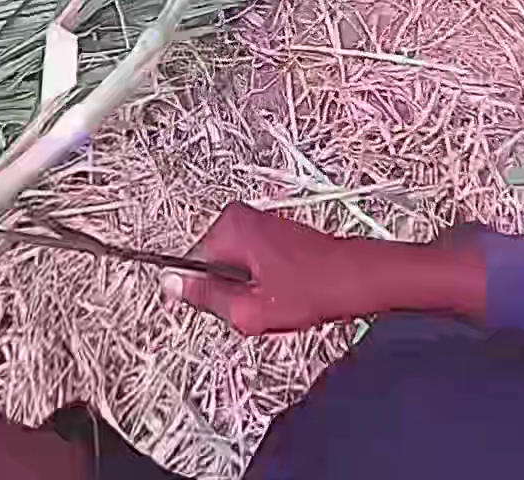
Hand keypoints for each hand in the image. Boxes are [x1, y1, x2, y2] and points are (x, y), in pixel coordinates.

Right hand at [162, 203, 485, 334]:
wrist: (353, 277)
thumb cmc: (309, 288)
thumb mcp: (249, 308)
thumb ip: (206, 296)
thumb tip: (170, 285)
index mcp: (229, 226)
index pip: (192, 265)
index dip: (207, 295)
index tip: (230, 307)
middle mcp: (238, 216)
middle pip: (212, 265)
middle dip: (229, 291)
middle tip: (257, 305)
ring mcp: (254, 221)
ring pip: (231, 267)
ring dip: (246, 288)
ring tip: (274, 297)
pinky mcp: (268, 231)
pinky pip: (247, 262)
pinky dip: (260, 281)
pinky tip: (283, 291)